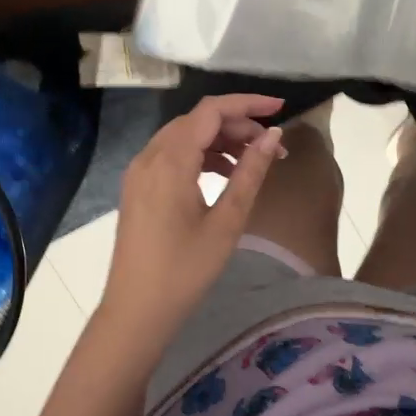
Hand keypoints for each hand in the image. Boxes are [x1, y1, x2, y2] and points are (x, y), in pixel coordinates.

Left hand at [102, 94, 287, 343]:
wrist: (136, 311)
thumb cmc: (185, 270)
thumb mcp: (227, 221)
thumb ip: (250, 173)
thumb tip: (273, 136)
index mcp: (170, 160)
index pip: (211, 111)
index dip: (247, 104)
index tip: (280, 108)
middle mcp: (149, 156)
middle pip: (197, 120)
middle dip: (237, 124)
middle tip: (271, 145)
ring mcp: (139, 171)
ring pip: (184, 136)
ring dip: (220, 140)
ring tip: (253, 161)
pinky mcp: (138, 187)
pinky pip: (172, 155)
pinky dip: (200, 155)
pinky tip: (224, 175)